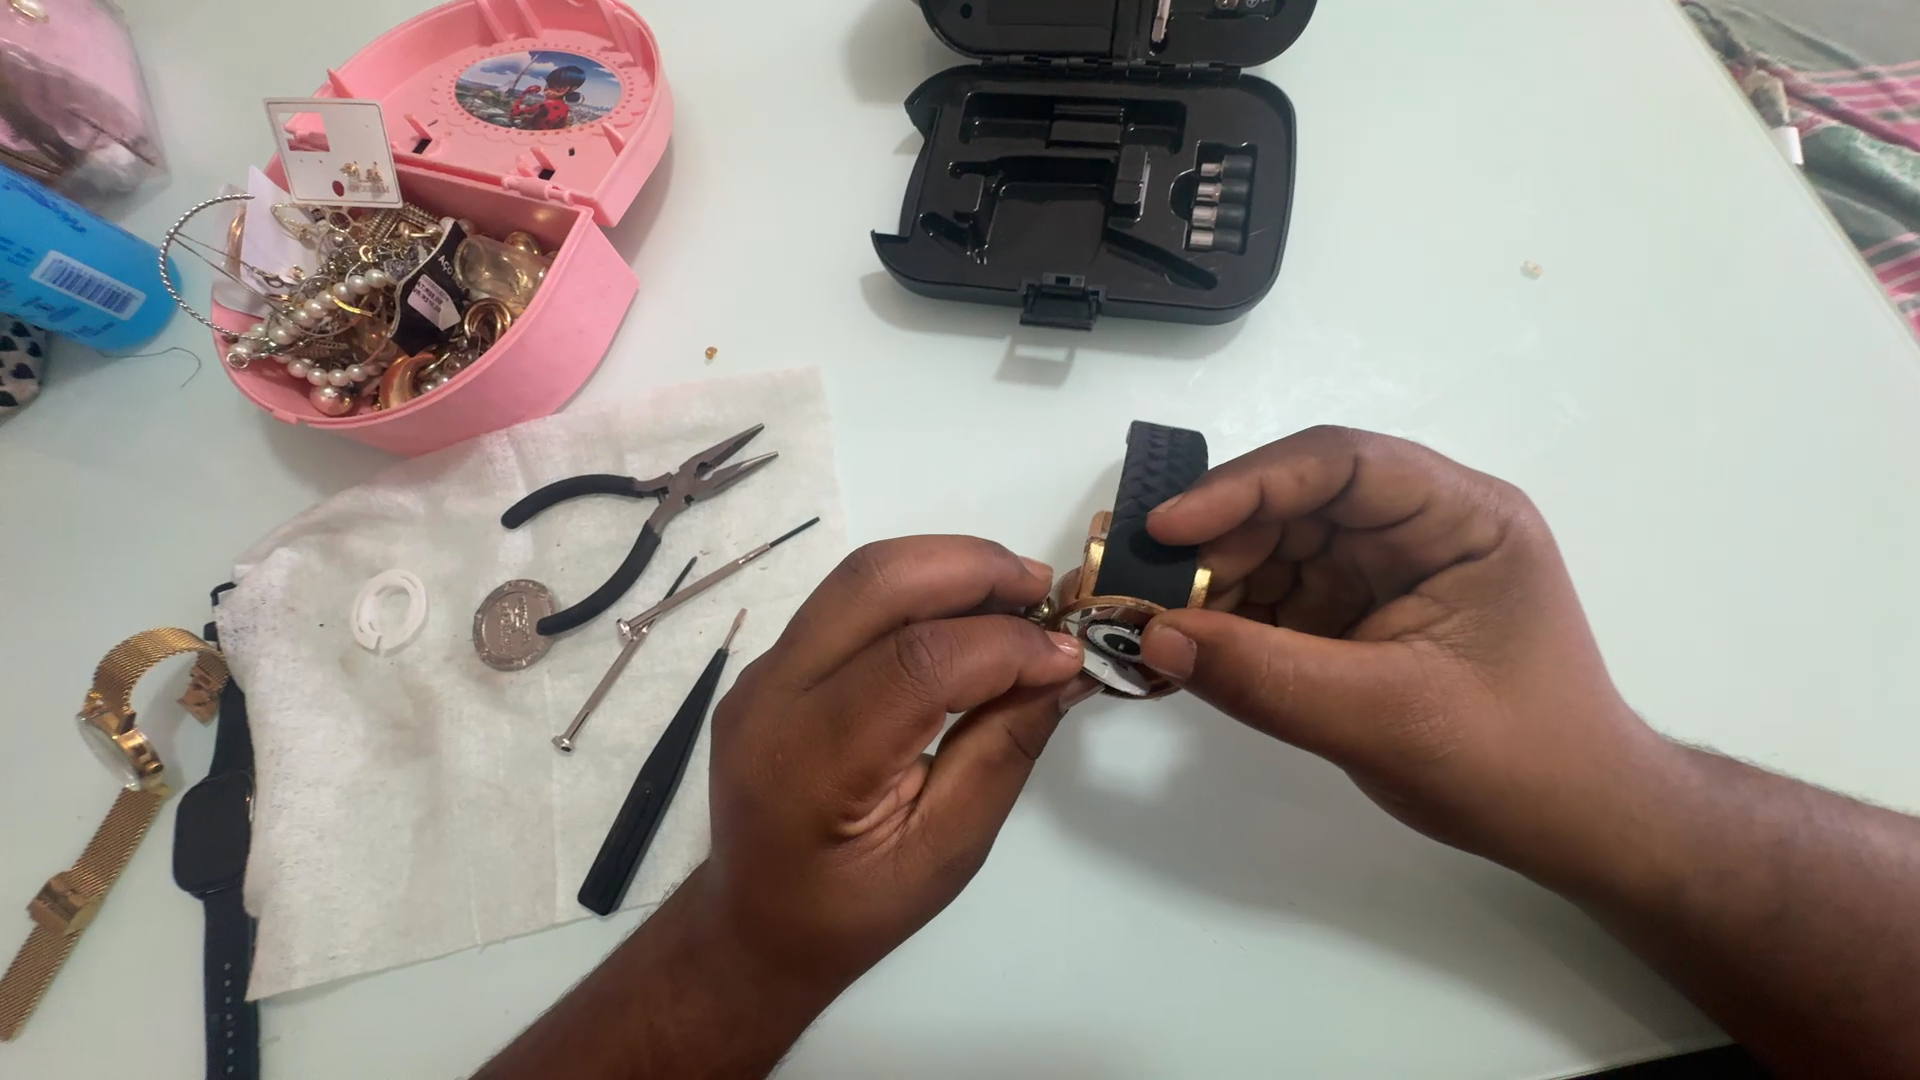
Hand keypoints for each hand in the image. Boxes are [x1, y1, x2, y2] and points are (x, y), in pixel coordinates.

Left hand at [692, 536, 1096, 992]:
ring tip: (1015, 590)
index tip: (1067, 654)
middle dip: (972, 568)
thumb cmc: (852, 910)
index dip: (1004, 646)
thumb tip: (1065, 669)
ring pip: (860, 575)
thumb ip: (1004, 751)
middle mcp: (773, 695)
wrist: (752, 922)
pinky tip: (965, 610)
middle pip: (876, 584)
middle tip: (1042, 588)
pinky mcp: (772, 661)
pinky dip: (918, 587)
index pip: (917, 664)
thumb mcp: (946, 852)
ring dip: (947, 565)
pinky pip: (849, 598)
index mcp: (811, 763)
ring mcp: (763, 670)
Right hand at [1138, 426, 1668, 877]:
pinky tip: (1184, 643)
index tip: (1167, 529)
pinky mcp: (1346, 608)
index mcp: (1458, 519)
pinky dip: (1221, 618)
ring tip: (1154, 624)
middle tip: (1146, 593)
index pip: (1340, 466)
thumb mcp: (1385, 719)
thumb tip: (1152, 638)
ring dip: (1208, 584)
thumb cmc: (1512, 764)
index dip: (1245, 486)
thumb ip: (1264, 677)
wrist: (1568, 827)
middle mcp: (1412, 527)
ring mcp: (1375, 567)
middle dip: (1213, 546)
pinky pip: (1268, 594)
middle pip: (1290, 504)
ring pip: (1267, 547)